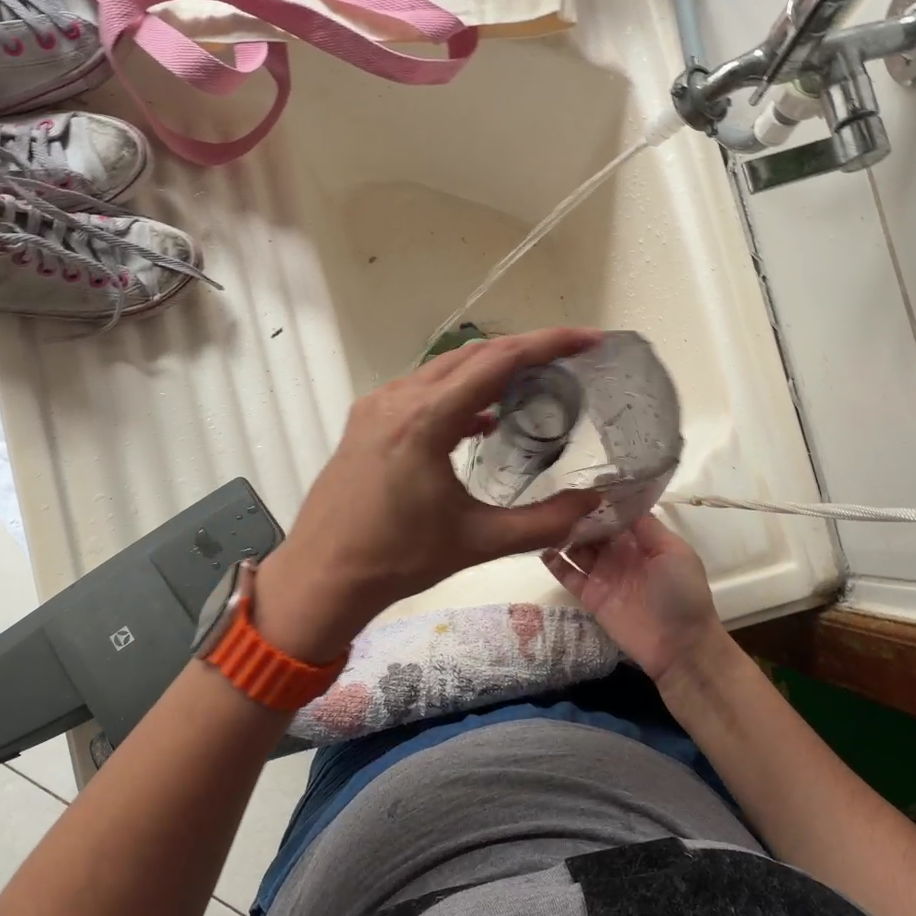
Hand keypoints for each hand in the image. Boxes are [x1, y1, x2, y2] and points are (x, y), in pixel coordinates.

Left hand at [257, 328, 606, 663]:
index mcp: (425, 419)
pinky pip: (421, 390)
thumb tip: (593, 504)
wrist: (322, 576)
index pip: (498, 362)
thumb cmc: (397, 559)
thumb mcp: (478, 541)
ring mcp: (376, 406)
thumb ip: (543, 523)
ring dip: (489, 371)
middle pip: (472, 356)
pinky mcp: (365, 422)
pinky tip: (481, 421)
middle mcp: (397, 399)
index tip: (588, 339)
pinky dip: (458, 394)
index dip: (549, 344)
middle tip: (569, 359)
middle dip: (525, 351)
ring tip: (534, 385)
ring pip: (444, 370)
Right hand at [542, 515, 723, 683]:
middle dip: (579, 518)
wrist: (679, 645)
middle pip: (594, 531)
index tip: (583, 488)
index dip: (601, 504)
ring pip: (578, 550)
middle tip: (559, 503)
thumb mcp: (674, 552)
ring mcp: (603, 576)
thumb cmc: (682, 594)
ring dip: (565, 536)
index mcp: (642, 542)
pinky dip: (554, 563)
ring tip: (548, 521)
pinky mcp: (590, 597)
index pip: (616, 517)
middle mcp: (620, 555)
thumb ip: (648, 528)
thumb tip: (622, 505)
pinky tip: (542, 548)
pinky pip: (568, 576)